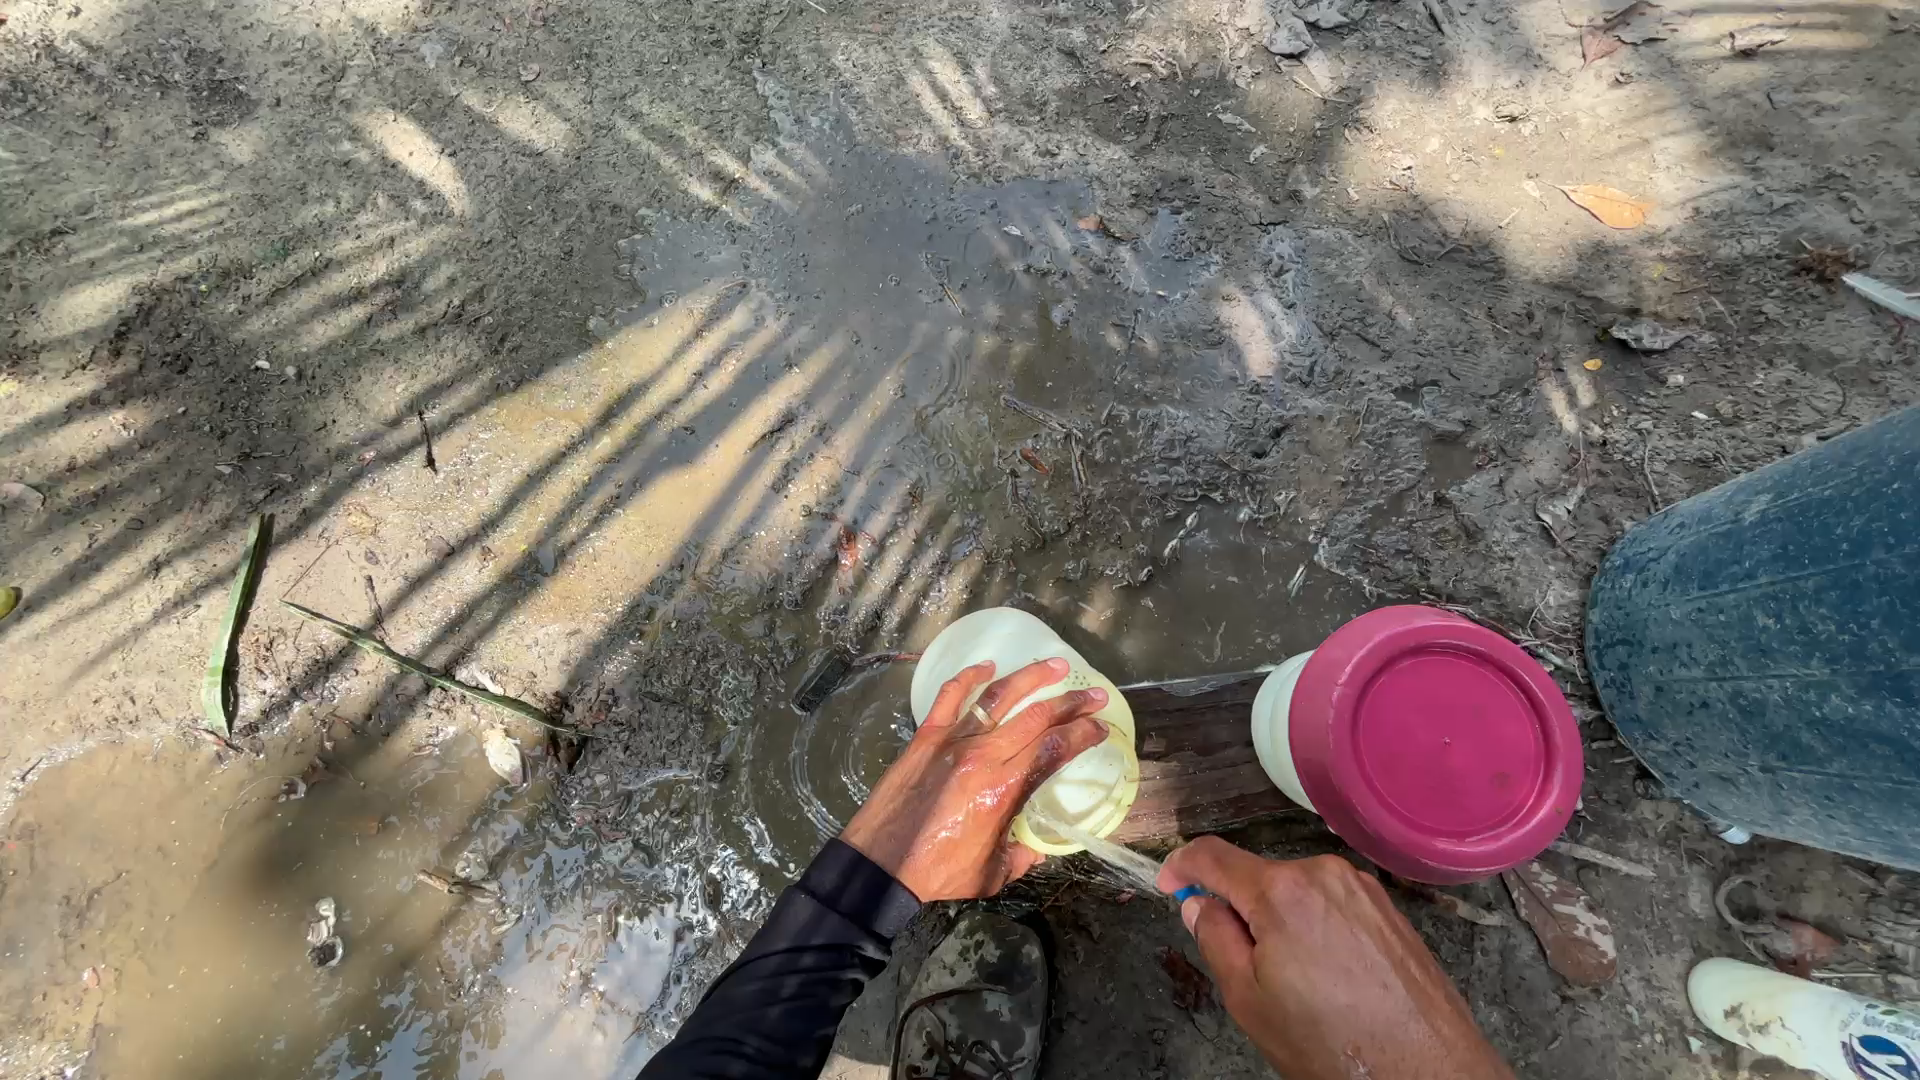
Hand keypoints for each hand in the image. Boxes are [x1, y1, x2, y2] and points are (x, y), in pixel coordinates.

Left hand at [840, 658, 1108, 901]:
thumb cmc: (938, 873)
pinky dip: (970, 677)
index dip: (1082, 734)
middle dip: (1071, 703)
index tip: (1101, 727)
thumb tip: (1039, 845)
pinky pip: (950, 697)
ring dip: (1031, 677)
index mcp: (1003, 790)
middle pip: (1036, 717)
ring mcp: (953, 740)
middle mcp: (982, 756)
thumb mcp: (993, 874)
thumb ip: (1023, 856)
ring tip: (1056, 665)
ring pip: (998, 697)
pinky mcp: (927, 736)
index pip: (1053, 749)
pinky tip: (988, 666)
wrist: (879, 865)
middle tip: (1095, 694)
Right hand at [1157, 837, 1513, 1079]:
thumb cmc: (1332, 1047)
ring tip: (1295, 979)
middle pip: (1256, 875)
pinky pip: (1329, 900)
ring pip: (1293, 888)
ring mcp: (1359, 885)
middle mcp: (1320, 871)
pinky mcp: (1388, 906)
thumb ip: (1214, 938)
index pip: (1211, 854)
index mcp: (1279, 889)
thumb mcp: (1249, 1001)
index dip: (1181, 866)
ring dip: (1277, 916)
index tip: (1170, 888)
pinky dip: (1313, 923)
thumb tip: (1200, 904)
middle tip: (1241, 962)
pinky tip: (1330, 975)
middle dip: (1238, 906)